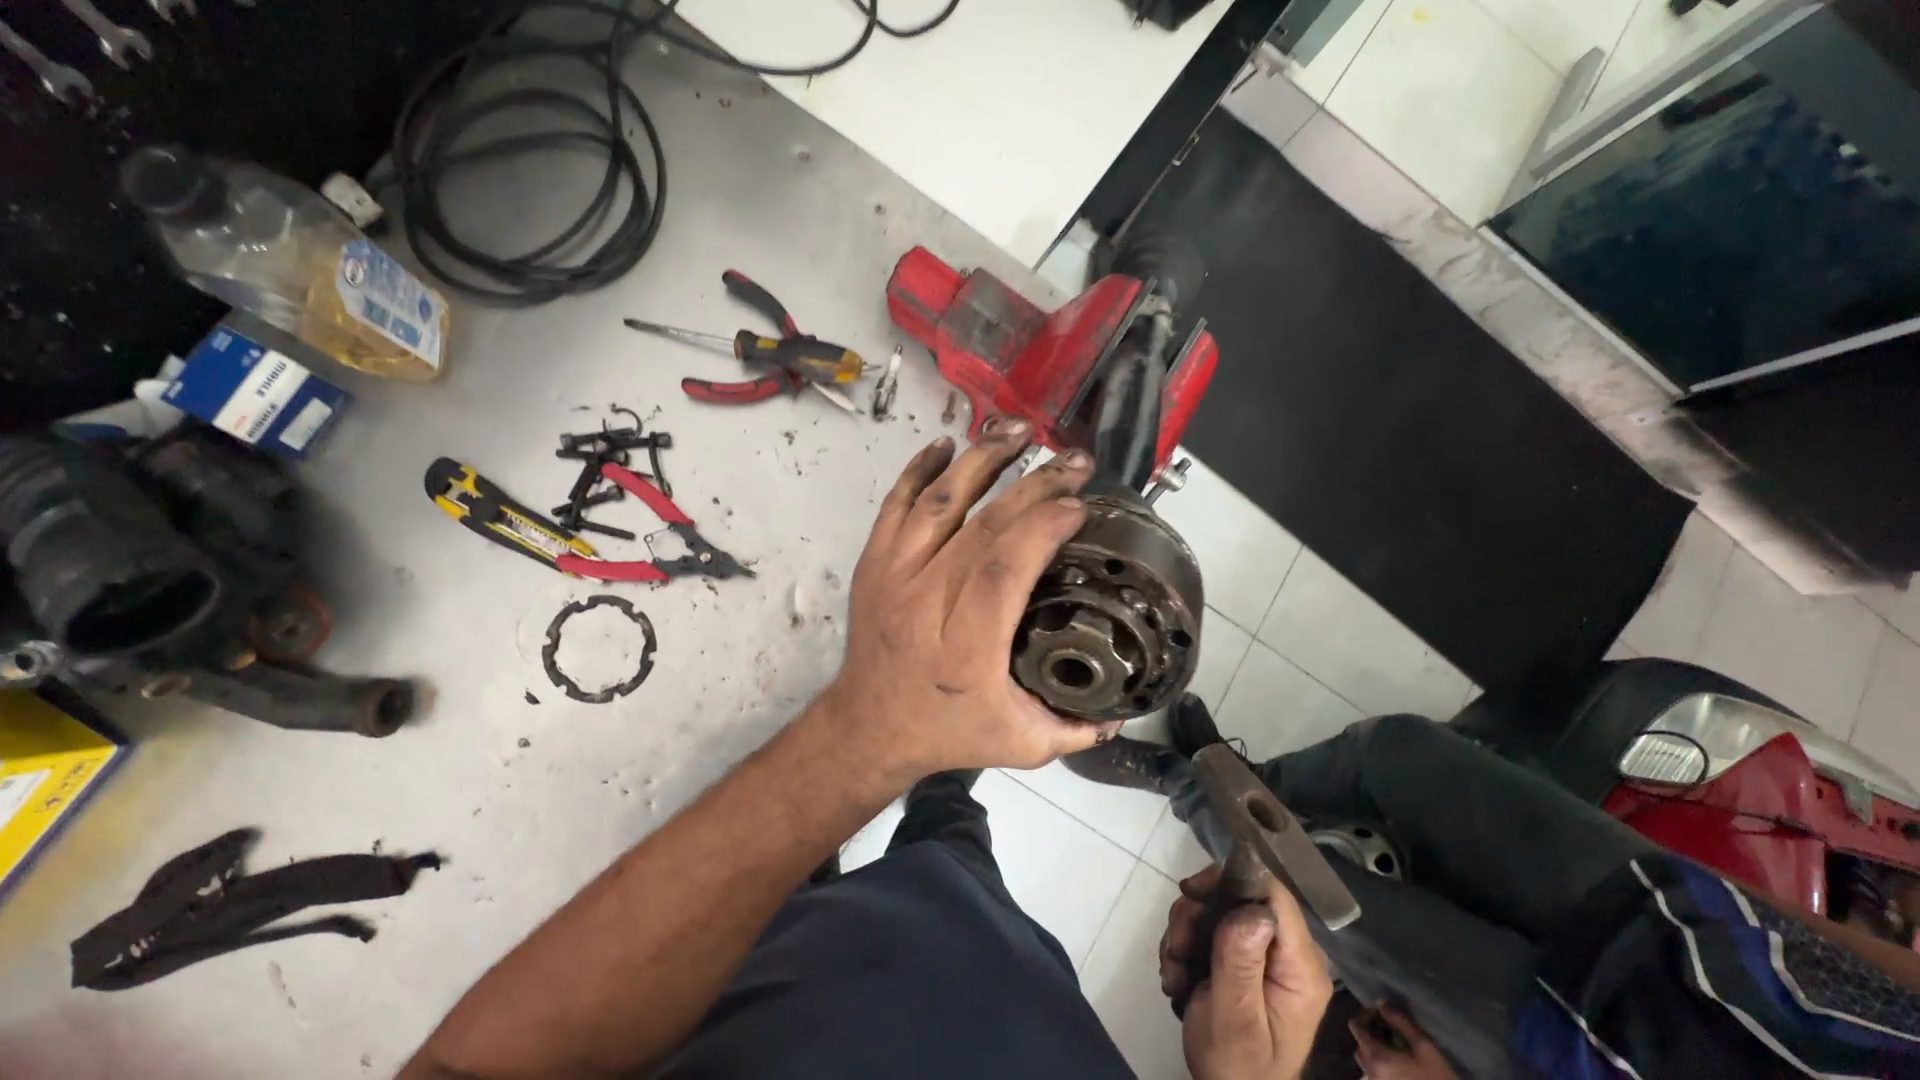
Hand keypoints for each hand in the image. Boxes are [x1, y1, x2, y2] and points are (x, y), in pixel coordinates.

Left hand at [813, 420, 1113, 784]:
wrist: (867, 726)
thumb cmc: (946, 732)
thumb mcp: (1019, 743)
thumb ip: (1075, 727)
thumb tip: (1125, 709)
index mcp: (966, 647)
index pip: (1003, 568)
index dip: (1042, 527)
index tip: (1079, 506)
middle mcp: (925, 603)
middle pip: (982, 527)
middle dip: (1034, 486)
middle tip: (1076, 462)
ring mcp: (893, 576)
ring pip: (939, 503)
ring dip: (981, 460)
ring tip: (1020, 430)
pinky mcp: (874, 563)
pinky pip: (896, 504)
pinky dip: (920, 471)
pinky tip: (948, 445)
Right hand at [1161, 865, 1332, 1079]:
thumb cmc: (1235, 1068)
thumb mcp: (1233, 1019)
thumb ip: (1240, 962)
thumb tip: (1251, 910)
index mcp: (1301, 967)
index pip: (1274, 896)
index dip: (1232, 881)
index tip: (1190, 893)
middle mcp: (1290, 955)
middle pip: (1239, 899)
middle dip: (1197, 918)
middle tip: (1175, 952)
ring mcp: (1267, 959)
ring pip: (1218, 913)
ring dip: (1185, 936)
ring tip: (1174, 975)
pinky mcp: (1245, 964)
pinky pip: (1211, 933)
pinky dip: (1186, 950)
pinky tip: (1178, 979)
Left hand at [1350, 1005, 1458, 1079]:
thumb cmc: (1438, 1079)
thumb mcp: (1425, 1048)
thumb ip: (1402, 1023)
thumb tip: (1381, 1003)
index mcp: (1376, 1057)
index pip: (1356, 1028)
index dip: (1365, 1016)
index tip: (1381, 1013)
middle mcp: (1370, 1071)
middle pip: (1360, 1044)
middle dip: (1371, 1032)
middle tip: (1390, 1029)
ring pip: (1366, 1060)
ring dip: (1375, 1049)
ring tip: (1396, 1046)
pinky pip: (1374, 1073)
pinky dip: (1380, 1063)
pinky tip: (1400, 1064)